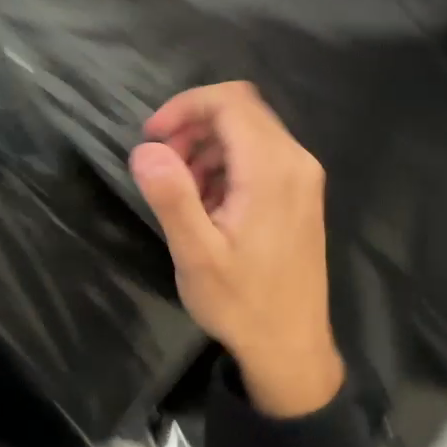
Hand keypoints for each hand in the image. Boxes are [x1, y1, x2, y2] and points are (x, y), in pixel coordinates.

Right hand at [130, 82, 343, 417]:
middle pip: (241, 111)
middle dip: (191, 127)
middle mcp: (295, 162)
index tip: (148, 139)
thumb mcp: (195, 254)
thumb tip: (144, 150)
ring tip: (177, 192)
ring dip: (204, 148)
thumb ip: (171, 196)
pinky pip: (258, 157)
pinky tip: (204, 205)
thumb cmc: (239, 301)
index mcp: (271, 170)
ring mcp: (301, 178)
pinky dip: (223, 165)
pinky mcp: (298, 195)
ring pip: (248, 133)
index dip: (184, 107)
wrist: (288, 344)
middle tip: (158, 168)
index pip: (230, 102)